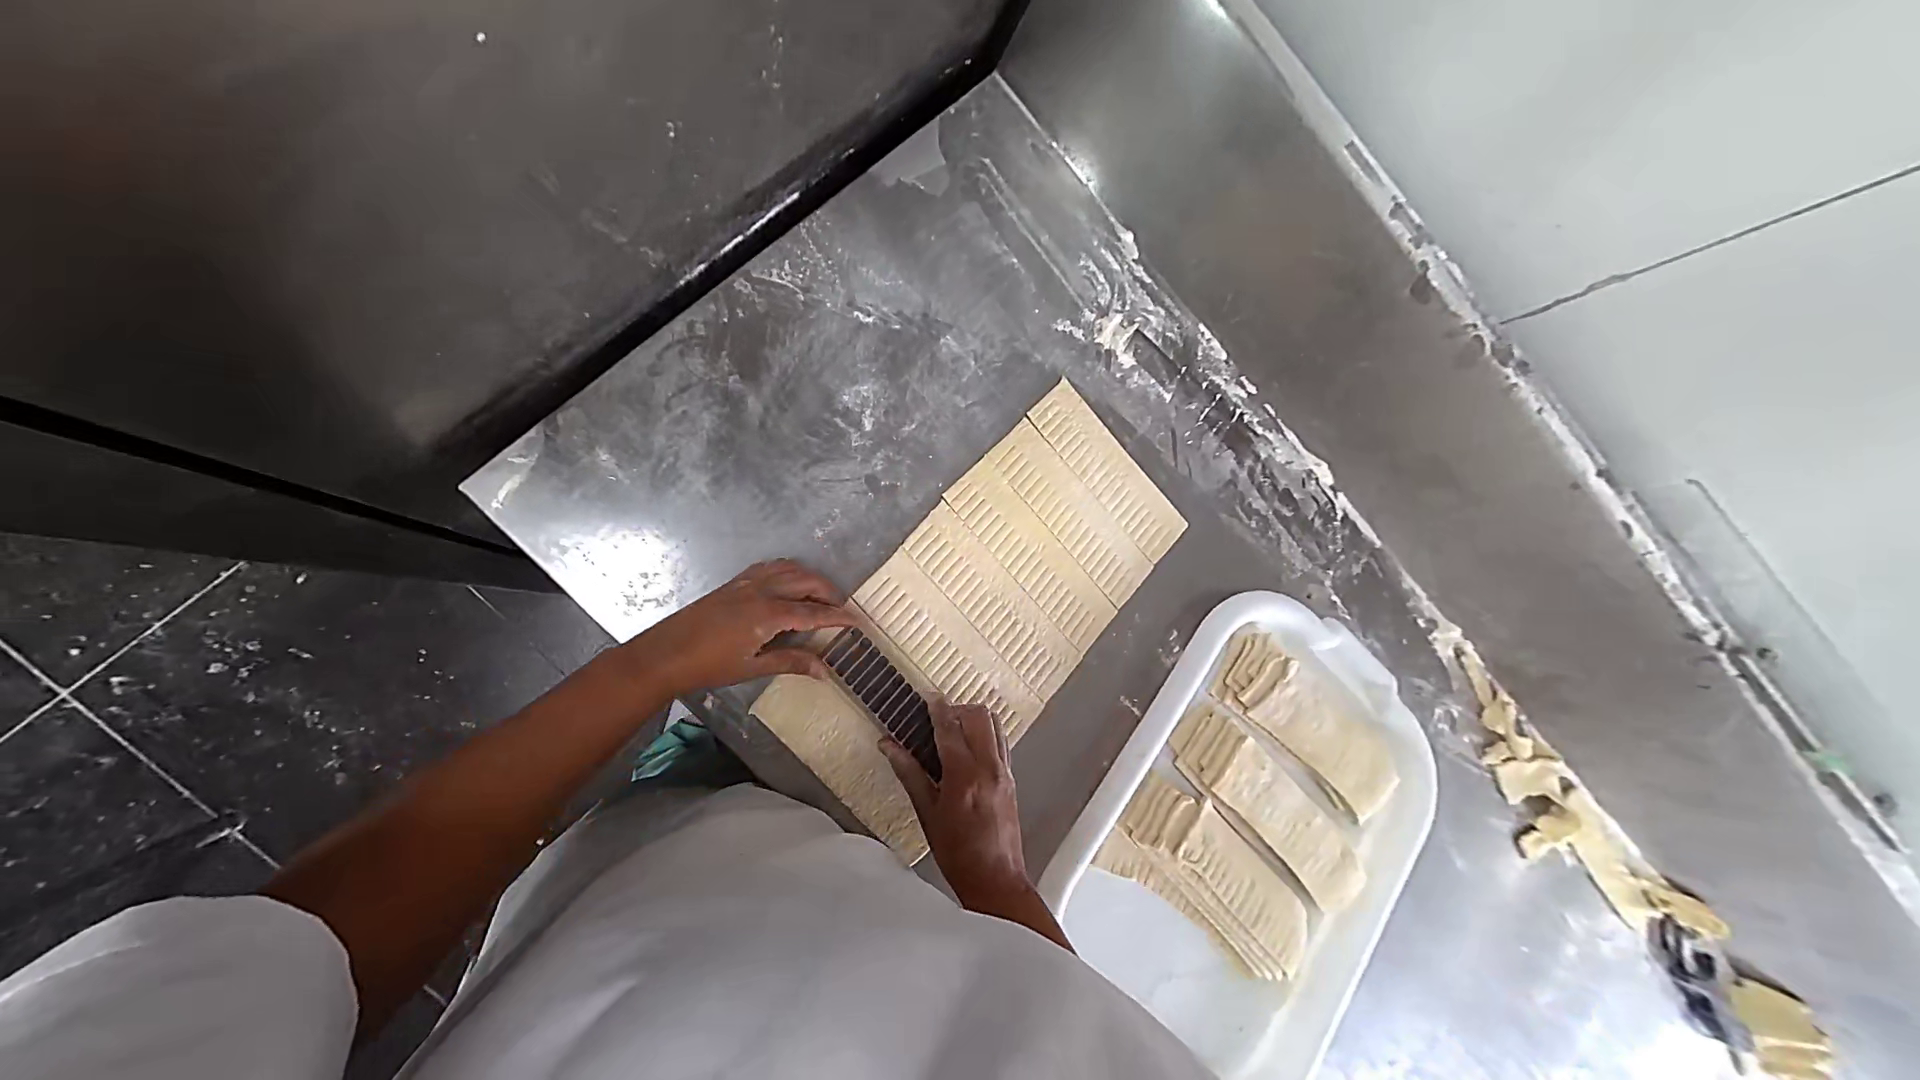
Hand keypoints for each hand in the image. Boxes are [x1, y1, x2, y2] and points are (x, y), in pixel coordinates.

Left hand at [612, 559, 854, 698]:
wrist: (664, 655)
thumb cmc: (708, 666)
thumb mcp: (753, 667)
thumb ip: (791, 662)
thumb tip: (825, 671)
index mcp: (768, 614)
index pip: (814, 612)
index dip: (838, 617)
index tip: (857, 621)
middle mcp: (762, 591)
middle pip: (807, 582)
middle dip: (829, 593)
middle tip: (842, 609)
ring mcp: (747, 582)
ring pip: (790, 569)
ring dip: (811, 578)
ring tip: (821, 594)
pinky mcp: (735, 582)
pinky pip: (771, 567)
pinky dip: (789, 570)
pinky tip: (790, 581)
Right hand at [880, 699, 1031, 908]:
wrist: (995, 879)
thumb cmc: (958, 854)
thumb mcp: (927, 814)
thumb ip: (910, 773)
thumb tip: (889, 746)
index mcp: (964, 777)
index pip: (950, 728)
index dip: (937, 708)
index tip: (927, 696)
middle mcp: (989, 768)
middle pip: (978, 716)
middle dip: (957, 709)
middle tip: (937, 717)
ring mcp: (1004, 772)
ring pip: (994, 724)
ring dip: (973, 718)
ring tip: (953, 729)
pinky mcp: (1012, 778)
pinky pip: (1001, 741)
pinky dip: (985, 734)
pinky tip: (969, 747)